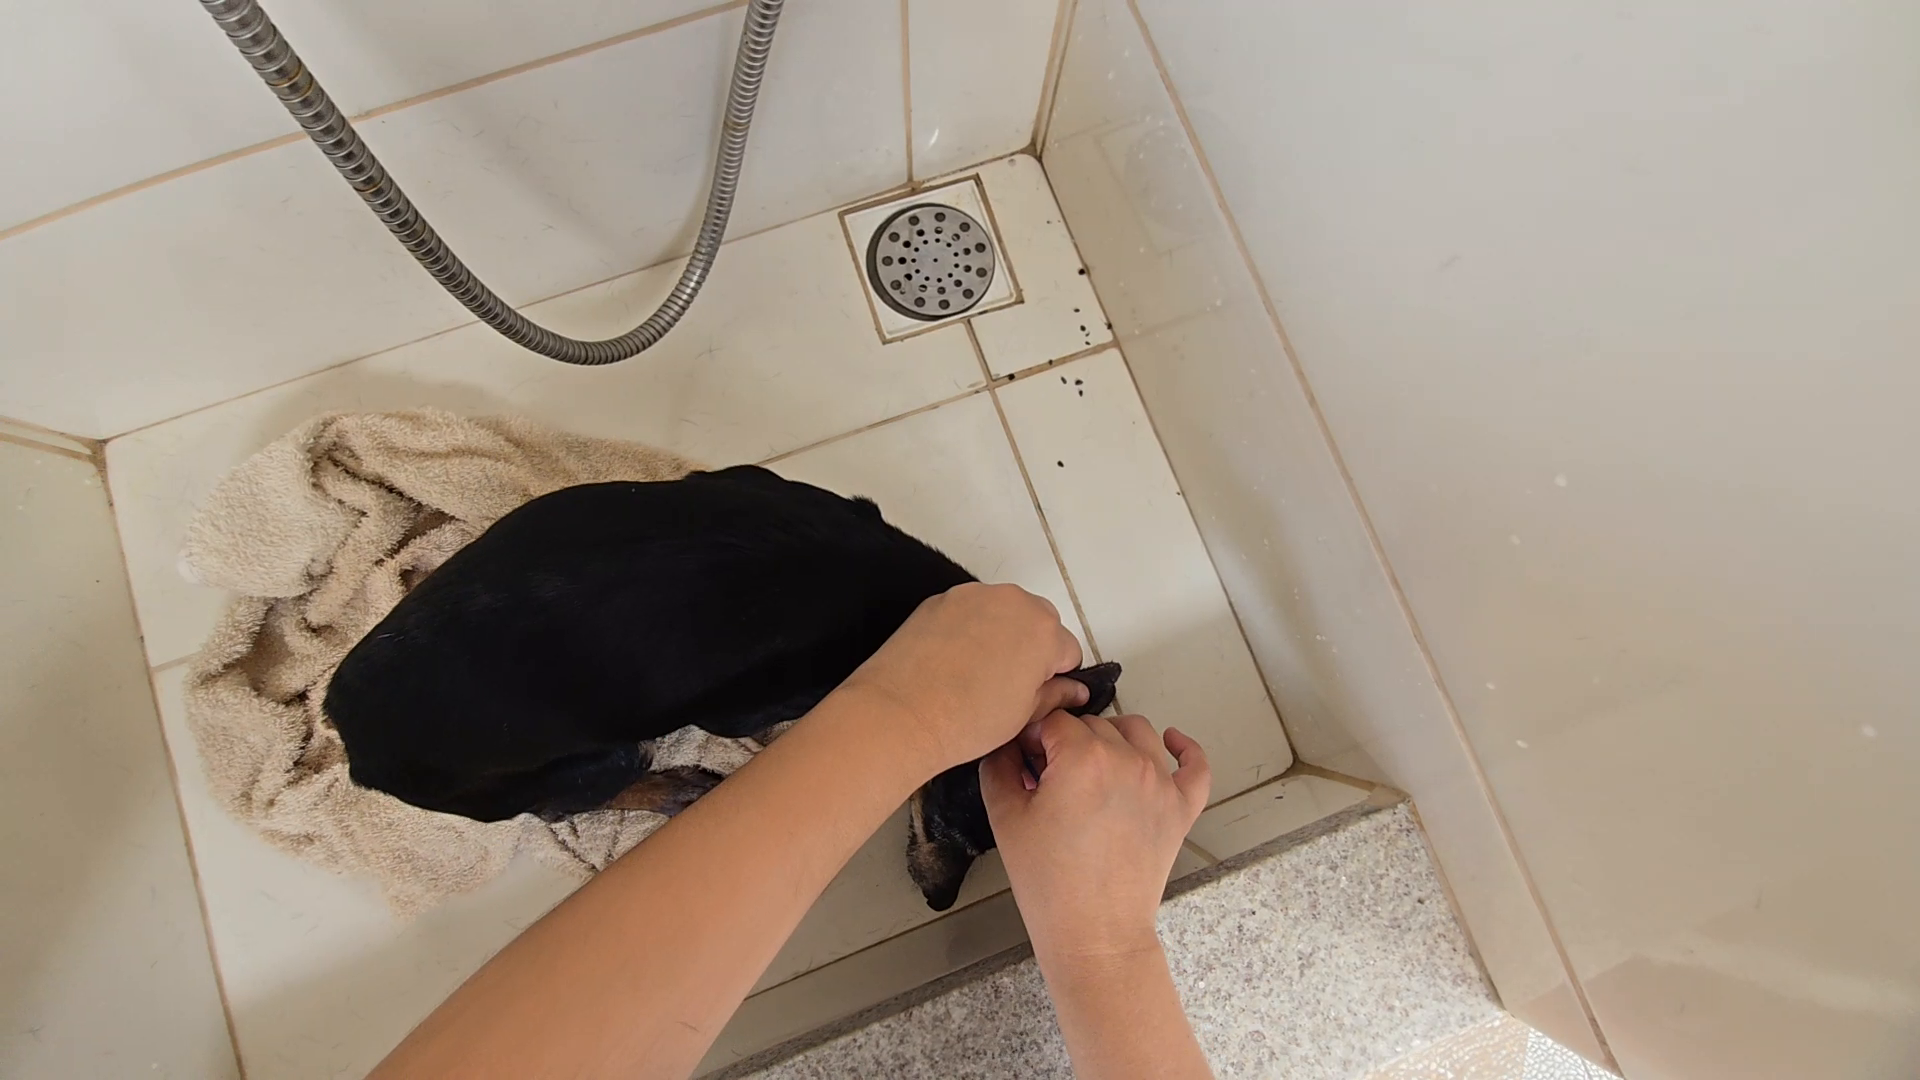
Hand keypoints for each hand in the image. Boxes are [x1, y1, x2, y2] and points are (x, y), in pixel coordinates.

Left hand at [840, 583, 1084, 773]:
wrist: (900, 712)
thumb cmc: (965, 719)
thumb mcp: (1022, 715)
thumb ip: (1055, 695)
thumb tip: (1073, 691)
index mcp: (1044, 631)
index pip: (1068, 650)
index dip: (1055, 677)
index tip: (1036, 693)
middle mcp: (1014, 602)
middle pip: (1039, 622)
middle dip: (1031, 647)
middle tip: (1006, 684)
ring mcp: (974, 595)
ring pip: (1003, 612)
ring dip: (1000, 633)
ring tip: (975, 673)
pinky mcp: (942, 598)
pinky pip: (970, 610)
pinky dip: (968, 628)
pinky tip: (951, 661)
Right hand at [980, 712, 1209, 966]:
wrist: (1094, 935)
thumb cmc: (1047, 880)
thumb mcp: (1005, 817)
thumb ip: (999, 765)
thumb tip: (1009, 741)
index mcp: (1082, 757)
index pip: (1052, 721)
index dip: (1033, 738)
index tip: (1025, 764)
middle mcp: (1126, 759)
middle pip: (1091, 724)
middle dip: (1067, 741)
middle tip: (1050, 778)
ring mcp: (1160, 782)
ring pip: (1136, 730)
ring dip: (1111, 736)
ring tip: (1091, 765)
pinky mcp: (1181, 808)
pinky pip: (1195, 765)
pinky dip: (1184, 748)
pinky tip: (1170, 742)